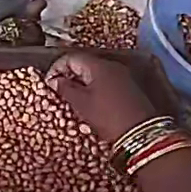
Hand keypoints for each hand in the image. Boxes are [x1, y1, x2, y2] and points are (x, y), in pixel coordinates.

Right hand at [45, 52, 161, 146]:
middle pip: (84, 63)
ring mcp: (122, 76)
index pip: (71, 57)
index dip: (57, 68)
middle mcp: (112, 66)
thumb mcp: (81, 103)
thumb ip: (65, 88)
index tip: (50, 83)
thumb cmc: (108, 117)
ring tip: (73, 98)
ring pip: (95, 73)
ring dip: (81, 82)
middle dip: (69, 75)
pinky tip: (90, 102)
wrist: (141, 134)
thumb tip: (54, 80)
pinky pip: (105, 81)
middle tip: (59, 91)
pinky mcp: (129, 88)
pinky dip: (94, 88)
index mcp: (98, 66)